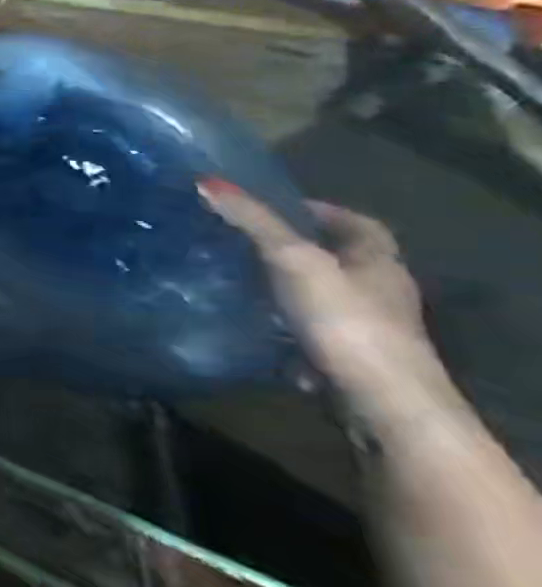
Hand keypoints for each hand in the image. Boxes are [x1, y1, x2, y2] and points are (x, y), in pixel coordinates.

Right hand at [198, 179, 440, 407]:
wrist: (381, 404)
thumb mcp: (294, 260)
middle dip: (293, 248)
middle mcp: (379, 293)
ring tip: (232, 276)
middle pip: (337, 260)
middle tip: (238, 237)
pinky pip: (307, 331)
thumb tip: (204, 181)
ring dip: (281, 286)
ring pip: (318, 296)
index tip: (275, 205)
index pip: (359, 225)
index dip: (322, 211)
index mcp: (379, 263)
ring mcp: (365, 331)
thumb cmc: (347, 321)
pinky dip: (279, 324)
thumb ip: (253, 222)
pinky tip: (247, 323)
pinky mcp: (346, 360)